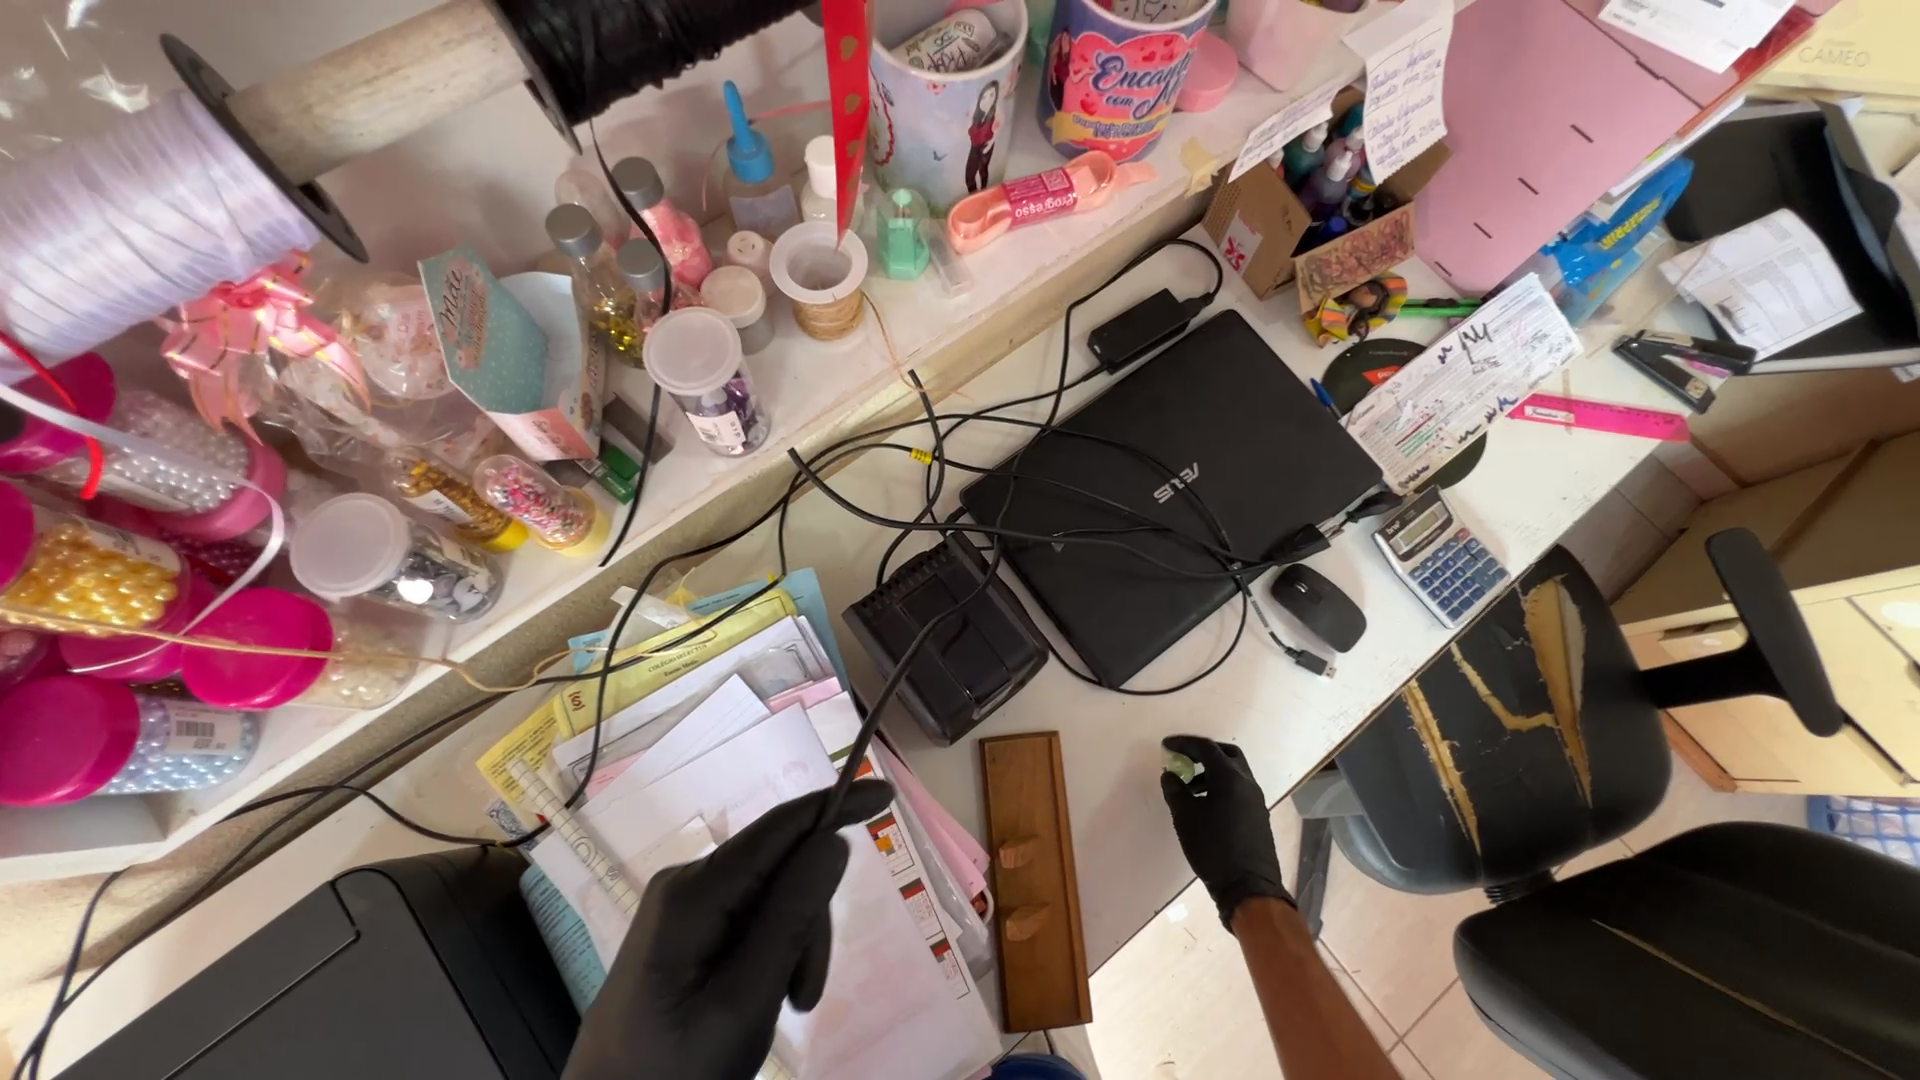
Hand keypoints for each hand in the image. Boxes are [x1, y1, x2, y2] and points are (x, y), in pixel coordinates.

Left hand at [562, 779, 895, 1079]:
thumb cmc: (674, 1072)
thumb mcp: (743, 1004)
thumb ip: (790, 919)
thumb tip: (834, 840)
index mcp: (694, 892)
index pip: (781, 828)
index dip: (836, 803)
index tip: (885, 792)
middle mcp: (688, 881)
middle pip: (781, 866)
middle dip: (809, 920)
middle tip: (807, 994)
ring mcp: (686, 903)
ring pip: (773, 895)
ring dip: (794, 944)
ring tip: (786, 1006)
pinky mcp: (689, 926)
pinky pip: (753, 916)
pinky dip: (774, 951)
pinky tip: (766, 995)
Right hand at [1159, 735, 1290, 929]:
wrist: (1248, 887)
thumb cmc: (1213, 848)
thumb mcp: (1185, 817)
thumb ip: (1175, 791)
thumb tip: (1170, 775)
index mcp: (1229, 778)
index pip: (1206, 748)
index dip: (1184, 743)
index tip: (1166, 745)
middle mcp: (1247, 783)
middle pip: (1226, 754)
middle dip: (1204, 752)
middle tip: (1184, 758)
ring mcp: (1255, 800)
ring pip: (1234, 772)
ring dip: (1212, 772)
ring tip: (1189, 787)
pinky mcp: (1258, 815)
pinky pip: (1238, 789)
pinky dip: (1221, 786)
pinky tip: (1205, 805)